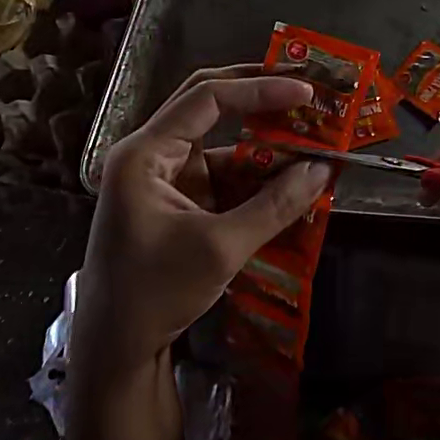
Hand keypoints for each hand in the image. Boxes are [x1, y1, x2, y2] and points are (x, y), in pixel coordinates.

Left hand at [74, 67, 333, 372]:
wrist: (116, 350)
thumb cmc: (153, 294)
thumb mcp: (219, 249)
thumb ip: (274, 206)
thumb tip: (323, 170)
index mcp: (146, 153)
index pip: (207, 98)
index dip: (259, 88)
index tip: (306, 91)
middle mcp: (155, 154)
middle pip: (212, 108)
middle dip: (261, 99)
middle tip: (309, 93)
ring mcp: (169, 178)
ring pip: (225, 145)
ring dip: (268, 146)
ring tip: (315, 143)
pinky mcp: (183, 202)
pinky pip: (227, 178)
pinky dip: (259, 179)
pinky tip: (294, 183)